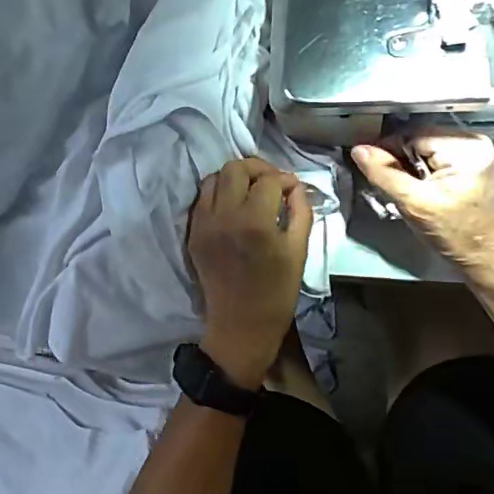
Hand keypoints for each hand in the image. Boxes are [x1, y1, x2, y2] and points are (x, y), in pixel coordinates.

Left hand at [187, 158, 313, 388]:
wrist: (241, 325)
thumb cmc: (277, 292)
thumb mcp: (298, 251)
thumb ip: (300, 212)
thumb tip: (295, 188)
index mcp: (254, 221)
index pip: (268, 180)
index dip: (285, 179)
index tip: (293, 188)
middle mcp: (224, 215)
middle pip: (235, 168)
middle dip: (257, 168)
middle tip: (272, 182)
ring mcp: (204, 223)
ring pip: (213, 178)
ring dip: (234, 178)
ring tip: (250, 190)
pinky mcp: (193, 233)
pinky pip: (202, 198)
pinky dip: (218, 193)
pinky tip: (233, 205)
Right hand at [351, 131, 493, 272]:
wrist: (486, 259)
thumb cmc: (455, 234)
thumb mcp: (414, 204)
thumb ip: (384, 173)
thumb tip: (358, 149)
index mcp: (465, 146)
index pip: (412, 134)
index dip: (387, 150)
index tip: (372, 170)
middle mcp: (473, 141)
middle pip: (418, 138)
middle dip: (398, 159)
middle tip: (390, 185)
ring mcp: (473, 151)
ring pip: (423, 148)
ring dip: (408, 166)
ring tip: (405, 189)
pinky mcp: (470, 163)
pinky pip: (434, 157)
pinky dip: (420, 170)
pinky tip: (418, 189)